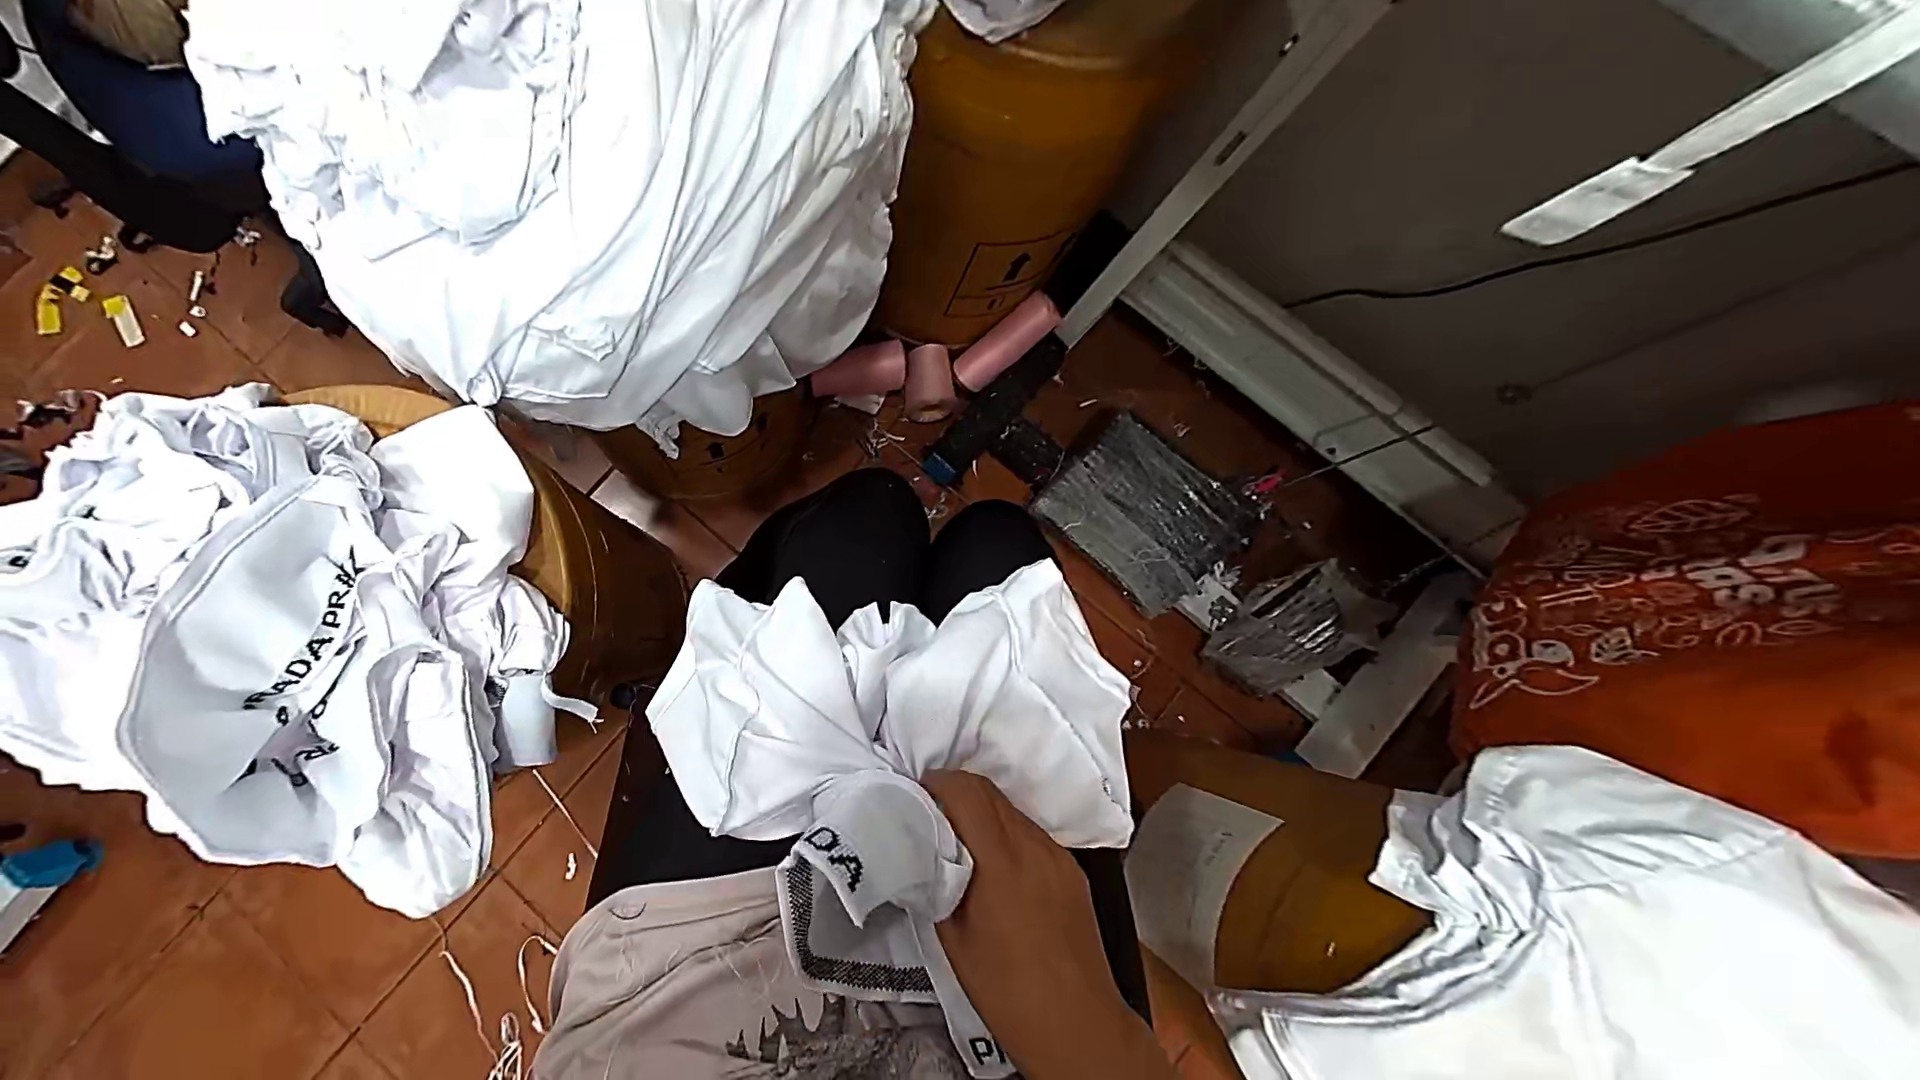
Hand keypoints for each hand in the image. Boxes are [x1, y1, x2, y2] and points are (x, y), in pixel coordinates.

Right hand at [924, 769, 1175, 1079]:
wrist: (1077, 1022)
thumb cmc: (1005, 988)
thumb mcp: (953, 937)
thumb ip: (937, 880)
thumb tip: (923, 847)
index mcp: (1001, 860)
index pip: (967, 792)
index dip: (938, 783)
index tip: (918, 792)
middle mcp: (1033, 845)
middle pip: (990, 791)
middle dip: (956, 791)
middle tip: (931, 809)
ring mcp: (1057, 854)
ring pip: (1011, 810)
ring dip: (983, 812)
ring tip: (961, 838)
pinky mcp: (1071, 867)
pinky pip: (1032, 834)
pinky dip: (1007, 834)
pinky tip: (997, 865)